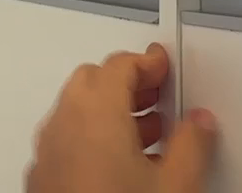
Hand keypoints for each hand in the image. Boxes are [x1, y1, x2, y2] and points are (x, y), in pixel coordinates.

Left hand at [26, 42, 218, 192]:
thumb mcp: (174, 188)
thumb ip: (191, 146)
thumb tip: (201, 124)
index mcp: (96, 111)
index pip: (120, 65)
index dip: (147, 61)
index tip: (163, 65)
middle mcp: (65, 123)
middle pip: (93, 80)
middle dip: (126, 83)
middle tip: (156, 96)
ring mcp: (47, 152)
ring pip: (75, 110)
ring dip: (108, 111)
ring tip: (146, 134)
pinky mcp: (40, 180)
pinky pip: (64, 140)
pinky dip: (88, 137)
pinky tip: (115, 168)